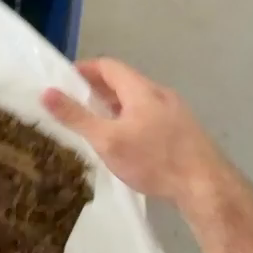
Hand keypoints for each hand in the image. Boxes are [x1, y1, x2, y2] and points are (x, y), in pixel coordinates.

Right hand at [43, 57, 228, 205]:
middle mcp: (160, 94)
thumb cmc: (153, 159)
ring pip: (137, 100)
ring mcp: (175, 112)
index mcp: (141, 90)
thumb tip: (46, 92)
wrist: (206, 186)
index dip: (83, 69)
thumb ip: (76, 116)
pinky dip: (130, 118)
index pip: (108, 66)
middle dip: (96, 89)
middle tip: (72, 105)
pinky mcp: (183, 130)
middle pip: (123, 81)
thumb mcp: (107, 139)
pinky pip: (149, 114)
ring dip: (113, 106)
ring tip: (94, 124)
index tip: (63, 81)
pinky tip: (124, 141)